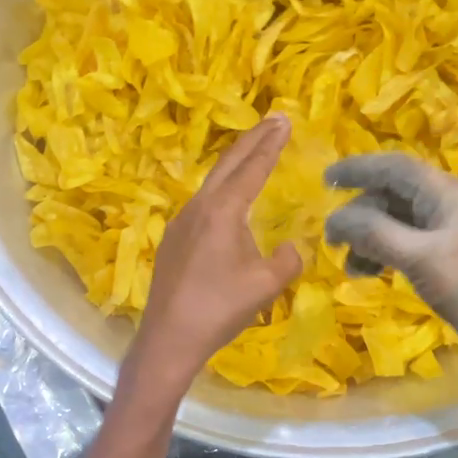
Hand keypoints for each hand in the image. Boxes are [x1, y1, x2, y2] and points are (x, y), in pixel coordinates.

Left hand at [132, 115, 302, 385]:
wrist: (168, 338)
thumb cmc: (219, 309)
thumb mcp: (266, 286)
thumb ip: (286, 260)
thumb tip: (289, 247)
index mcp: (222, 211)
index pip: (251, 168)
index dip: (270, 145)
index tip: (285, 121)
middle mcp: (198, 209)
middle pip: (227, 165)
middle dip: (252, 141)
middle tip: (273, 120)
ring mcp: (180, 224)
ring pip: (210, 184)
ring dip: (233, 165)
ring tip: (252, 153)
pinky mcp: (172, 242)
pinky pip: (201, 204)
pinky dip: (220, 190)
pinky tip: (226, 201)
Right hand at [324, 152, 457, 391]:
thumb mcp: (418, 257)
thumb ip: (374, 233)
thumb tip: (334, 219)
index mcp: (447, 193)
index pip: (396, 167)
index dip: (359, 169)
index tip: (324, 180)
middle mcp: (447, 203)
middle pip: (391, 195)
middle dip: (359, 215)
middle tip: (332, 241)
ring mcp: (446, 230)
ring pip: (394, 221)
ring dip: (367, 239)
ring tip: (351, 267)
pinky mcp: (443, 254)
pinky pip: (403, 242)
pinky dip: (381, 253)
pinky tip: (369, 272)